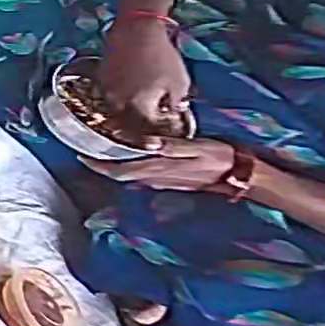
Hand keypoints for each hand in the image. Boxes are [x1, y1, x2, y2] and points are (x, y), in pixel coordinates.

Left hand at [81, 137, 236, 190]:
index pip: (117, 171)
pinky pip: (140, 177)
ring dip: (113, 169)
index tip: (80, 156)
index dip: (97, 166)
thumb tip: (146, 142)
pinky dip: (128, 170)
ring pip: (128, 177)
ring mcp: (161, 183)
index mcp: (156, 169)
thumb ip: (169, 145)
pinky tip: (128, 161)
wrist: (244, 176)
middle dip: (100, 167)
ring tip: (102, 156)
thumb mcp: (195, 147)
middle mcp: (154, 179)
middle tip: (86, 155)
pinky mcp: (169, 183)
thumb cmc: (220, 158)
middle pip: (118, 176)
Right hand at [101, 18, 190, 132]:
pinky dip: (117, 102)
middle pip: (124, 122)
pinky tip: (126, 98)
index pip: (144, 128)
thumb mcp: (179, 83)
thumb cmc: (161, 58)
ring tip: (136, 114)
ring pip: (114, 110)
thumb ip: (174, 104)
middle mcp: (116, 102)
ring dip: (124, 115)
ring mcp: (105, 91)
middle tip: (147, 130)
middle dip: (136, 128)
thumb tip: (169, 115)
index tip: (160, 139)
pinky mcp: (99, 81)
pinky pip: (108, 98)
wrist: (135, 34)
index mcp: (138, 104)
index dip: (153, 135)